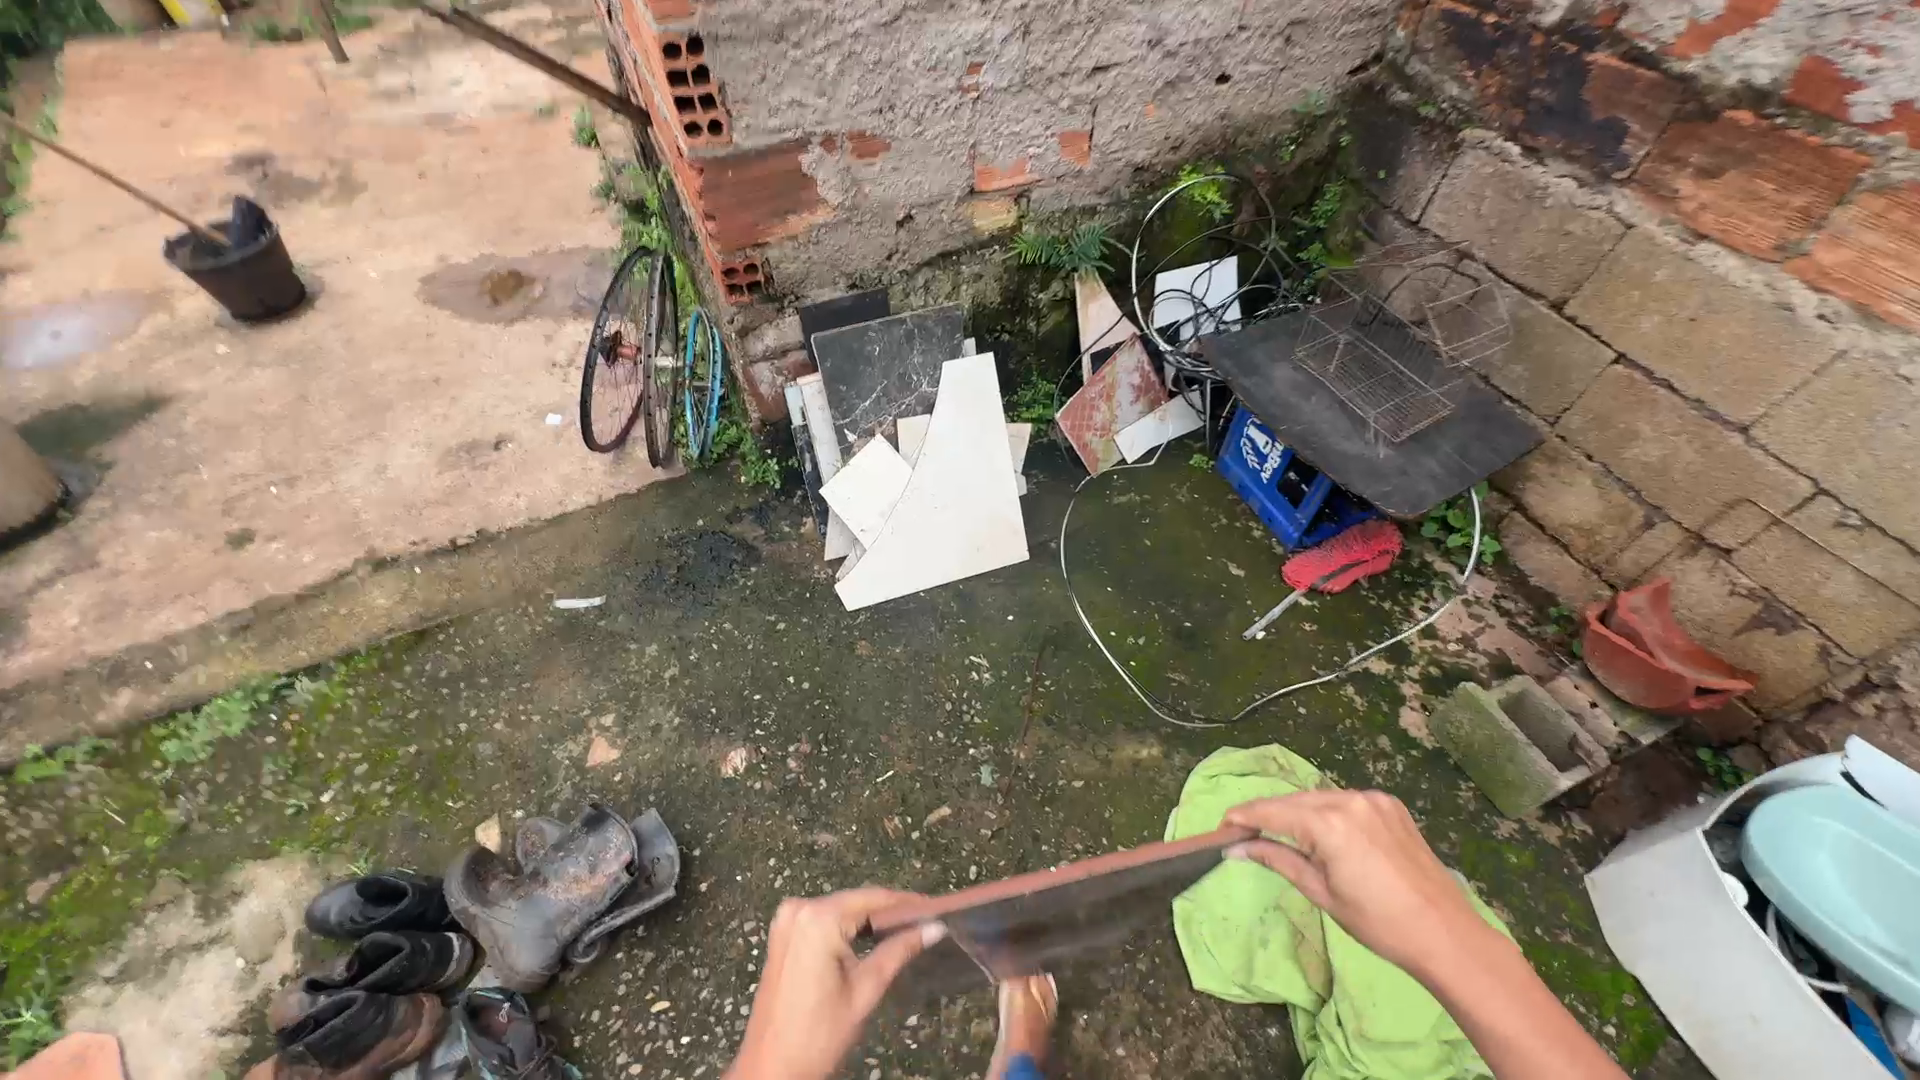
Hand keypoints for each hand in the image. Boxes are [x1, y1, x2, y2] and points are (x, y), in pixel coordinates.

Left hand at [724, 887, 944, 1079]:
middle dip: (890, 912)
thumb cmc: (819, 1034)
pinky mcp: (783, 933)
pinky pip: (823, 920)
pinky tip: (872, 936)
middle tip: (926, 920)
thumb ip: (899, 951)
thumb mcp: (865, 991)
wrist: (770, 1071)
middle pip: (855, 901)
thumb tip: (935, 927)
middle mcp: (799, 907)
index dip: (907, 902)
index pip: (873, 898)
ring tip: (907, 928)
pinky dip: (847, 926)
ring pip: (841, 909)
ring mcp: (787, 919)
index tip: (936, 908)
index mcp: (819, 918)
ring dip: (870, 919)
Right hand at [1223, 790, 1489, 978]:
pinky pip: (1344, 801)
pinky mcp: (1390, 805)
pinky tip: (1321, 831)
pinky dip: (1325, 811)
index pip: (1272, 812)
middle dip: (1267, 814)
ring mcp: (1373, 800)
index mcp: (1330, 824)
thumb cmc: (1379, 924)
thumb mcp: (1321, 893)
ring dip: (1296, 812)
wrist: (1448, 935)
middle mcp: (1349, 800)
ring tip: (1279, 833)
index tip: (1222, 825)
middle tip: (1244, 832)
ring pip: (1318, 798)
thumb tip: (1236, 848)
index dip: (1244, 816)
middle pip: (1293, 801)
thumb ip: (1278, 860)